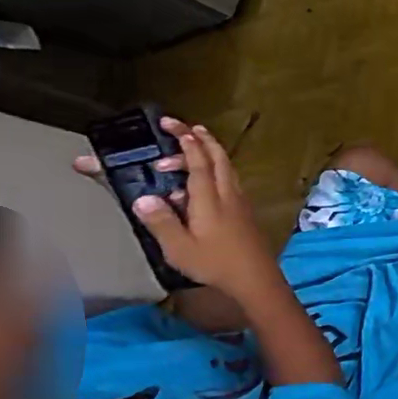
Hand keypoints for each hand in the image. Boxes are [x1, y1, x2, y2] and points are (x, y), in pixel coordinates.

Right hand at [81, 119, 279, 295]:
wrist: (254, 273)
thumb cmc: (214, 262)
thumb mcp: (178, 246)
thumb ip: (161, 221)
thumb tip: (144, 197)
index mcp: (211, 200)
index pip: (199, 165)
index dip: (188, 144)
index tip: (176, 127)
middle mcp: (229, 193)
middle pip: (217, 159)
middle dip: (201, 139)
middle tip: (182, 125)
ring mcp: (239, 199)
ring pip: (226, 167)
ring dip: (210, 151)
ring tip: (194, 140)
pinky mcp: (243, 206)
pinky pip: (228, 178)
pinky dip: (215, 166)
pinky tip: (207, 172)